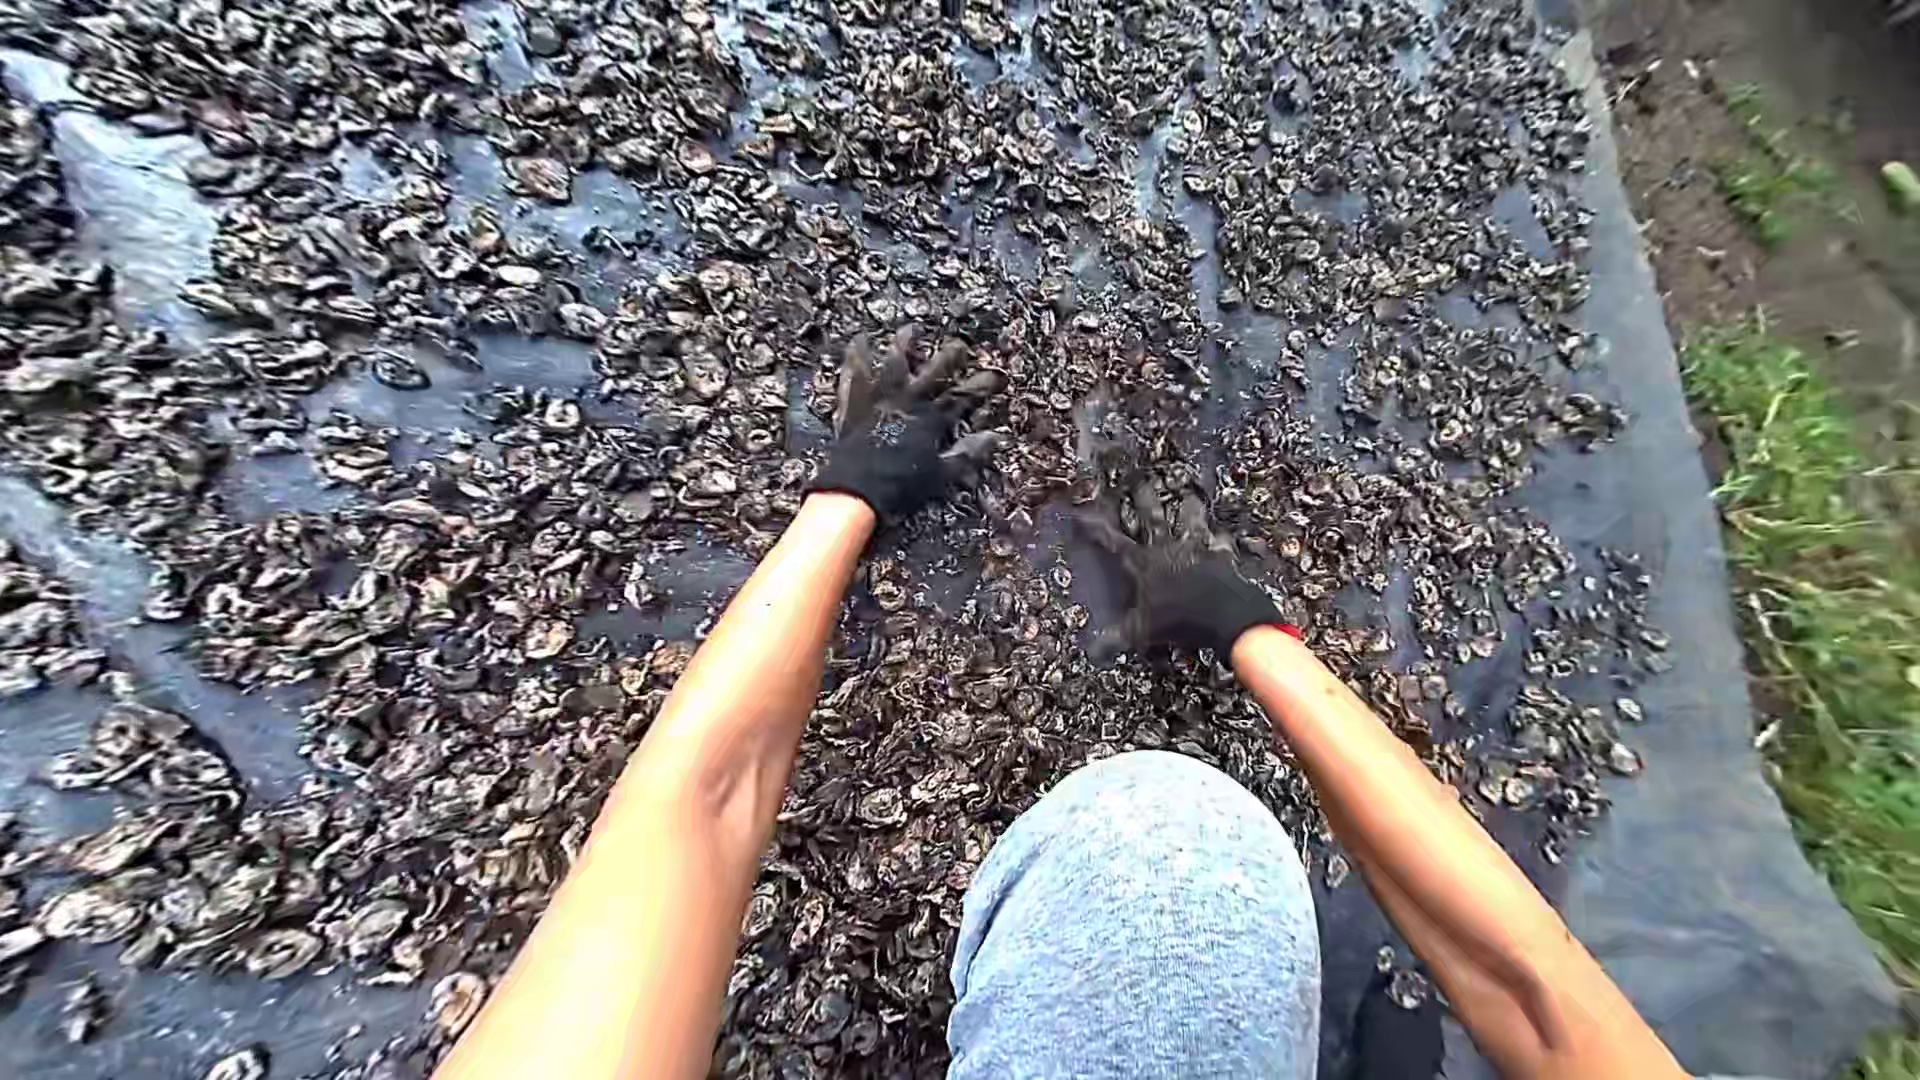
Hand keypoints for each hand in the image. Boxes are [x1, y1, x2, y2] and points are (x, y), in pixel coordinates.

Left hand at [811, 326, 1001, 523]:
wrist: (856, 491)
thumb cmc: (901, 486)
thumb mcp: (942, 474)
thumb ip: (968, 454)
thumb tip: (996, 438)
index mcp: (930, 420)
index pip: (963, 397)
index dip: (982, 386)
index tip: (996, 377)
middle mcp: (907, 402)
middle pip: (933, 372)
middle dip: (950, 357)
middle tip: (960, 344)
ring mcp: (880, 400)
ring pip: (894, 364)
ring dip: (903, 346)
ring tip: (909, 330)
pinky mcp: (855, 405)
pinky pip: (855, 375)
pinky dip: (856, 357)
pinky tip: (858, 342)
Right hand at [1078, 480, 1280, 657]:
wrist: (1227, 616)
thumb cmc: (1178, 621)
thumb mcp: (1140, 633)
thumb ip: (1114, 640)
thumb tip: (1091, 655)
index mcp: (1142, 563)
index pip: (1111, 541)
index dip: (1095, 527)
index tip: (1082, 512)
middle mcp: (1166, 548)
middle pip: (1150, 516)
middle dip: (1143, 498)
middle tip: (1139, 480)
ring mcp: (1195, 549)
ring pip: (1188, 520)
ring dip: (1188, 507)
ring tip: (1189, 494)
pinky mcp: (1220, 556)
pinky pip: (1221, 543)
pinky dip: (1222, 539)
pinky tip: (1225, 534)